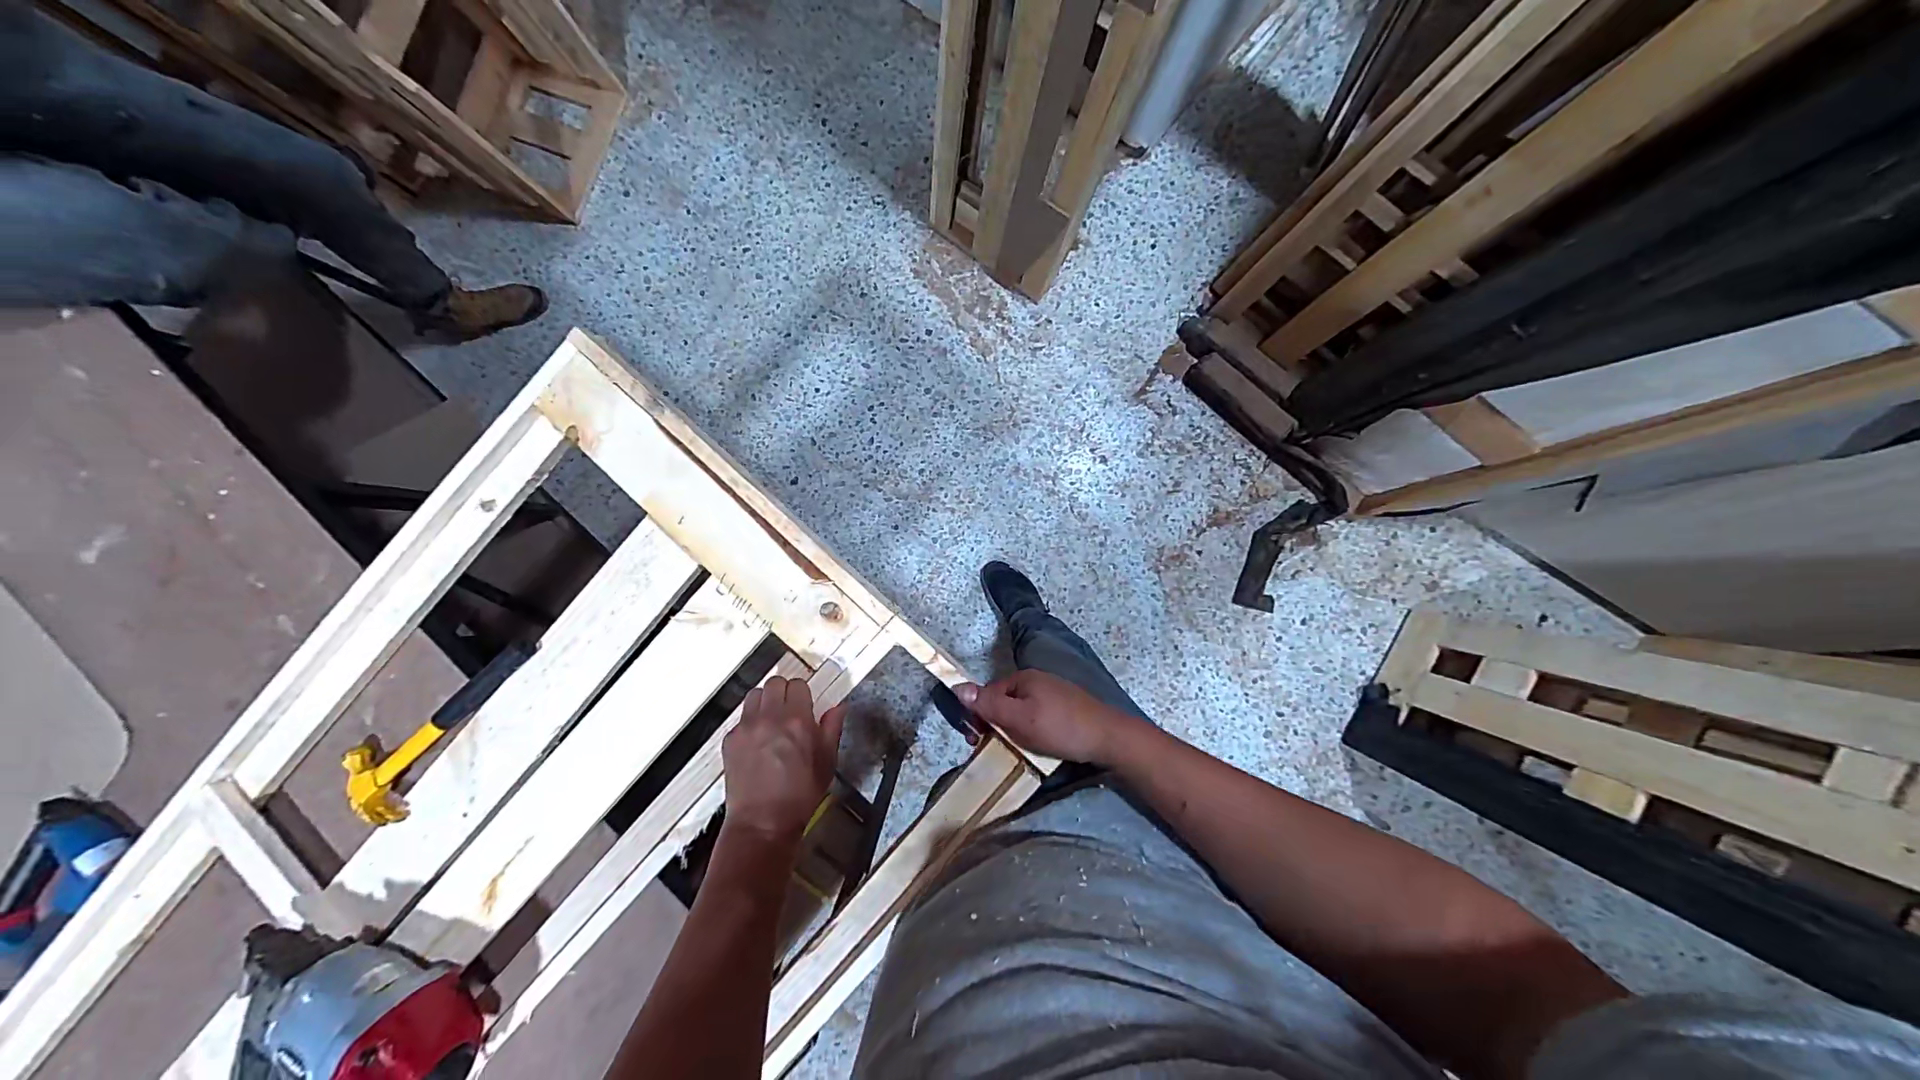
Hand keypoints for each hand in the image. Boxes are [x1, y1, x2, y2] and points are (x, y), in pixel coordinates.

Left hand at [723, 677, 846, 841]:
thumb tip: (838, 709)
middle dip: (784, 692)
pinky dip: (750, 722)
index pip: (798, 685)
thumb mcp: (826, 762)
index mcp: (798, 721)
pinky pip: (741, 718)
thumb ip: (831, 729)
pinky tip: (758, 740)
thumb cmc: (797, 798)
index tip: (805, 703)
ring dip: (765, 701)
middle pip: (775, 683)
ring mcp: (747, 728)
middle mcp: (770, 719)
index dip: (803, 693)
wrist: (763, 823)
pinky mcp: (731, 740)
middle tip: (789, 708)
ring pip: (754, 694)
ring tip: (772, 719)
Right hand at [955, 670, 1144, 764]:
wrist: (1110, 739)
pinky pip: (1037, 716)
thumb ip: (988, 705)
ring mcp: (1053, 692)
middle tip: (997, 747)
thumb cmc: (1061, 728)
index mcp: (1023, 678)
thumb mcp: (1019, 719)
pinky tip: (1038, 744)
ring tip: (1018, 748)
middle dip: (996, 723)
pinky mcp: (1065, 707)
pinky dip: (1031, 730)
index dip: (979, 716)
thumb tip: (957, 686)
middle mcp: (1037, 680)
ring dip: (1013, 729)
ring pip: (1020, 711)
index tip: (976, 741)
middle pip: (1003, 701)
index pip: (987, 694)